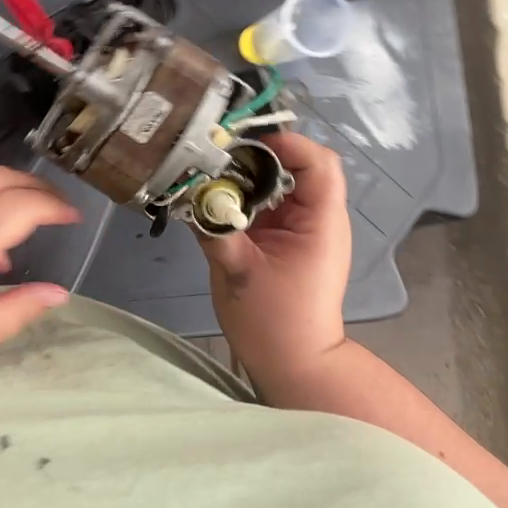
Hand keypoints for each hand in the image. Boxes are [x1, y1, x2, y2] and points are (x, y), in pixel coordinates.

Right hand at [199, 132, 351, 375]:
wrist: (293, 363)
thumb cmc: (274, 321)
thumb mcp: (237, 271)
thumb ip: (214, 228)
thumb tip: (188, 194)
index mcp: (319, 222)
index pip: (318, 163)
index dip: (286, 144)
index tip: (240, 147)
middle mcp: (315, 218)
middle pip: (295, 167)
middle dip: (253, 159)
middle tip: (212, 161)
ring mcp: (300, 229)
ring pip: (276, 185)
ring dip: (243, 179)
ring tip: (207, 180)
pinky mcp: (284, 240)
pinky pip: (265, 206)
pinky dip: (241, 199)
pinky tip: (214, 204)